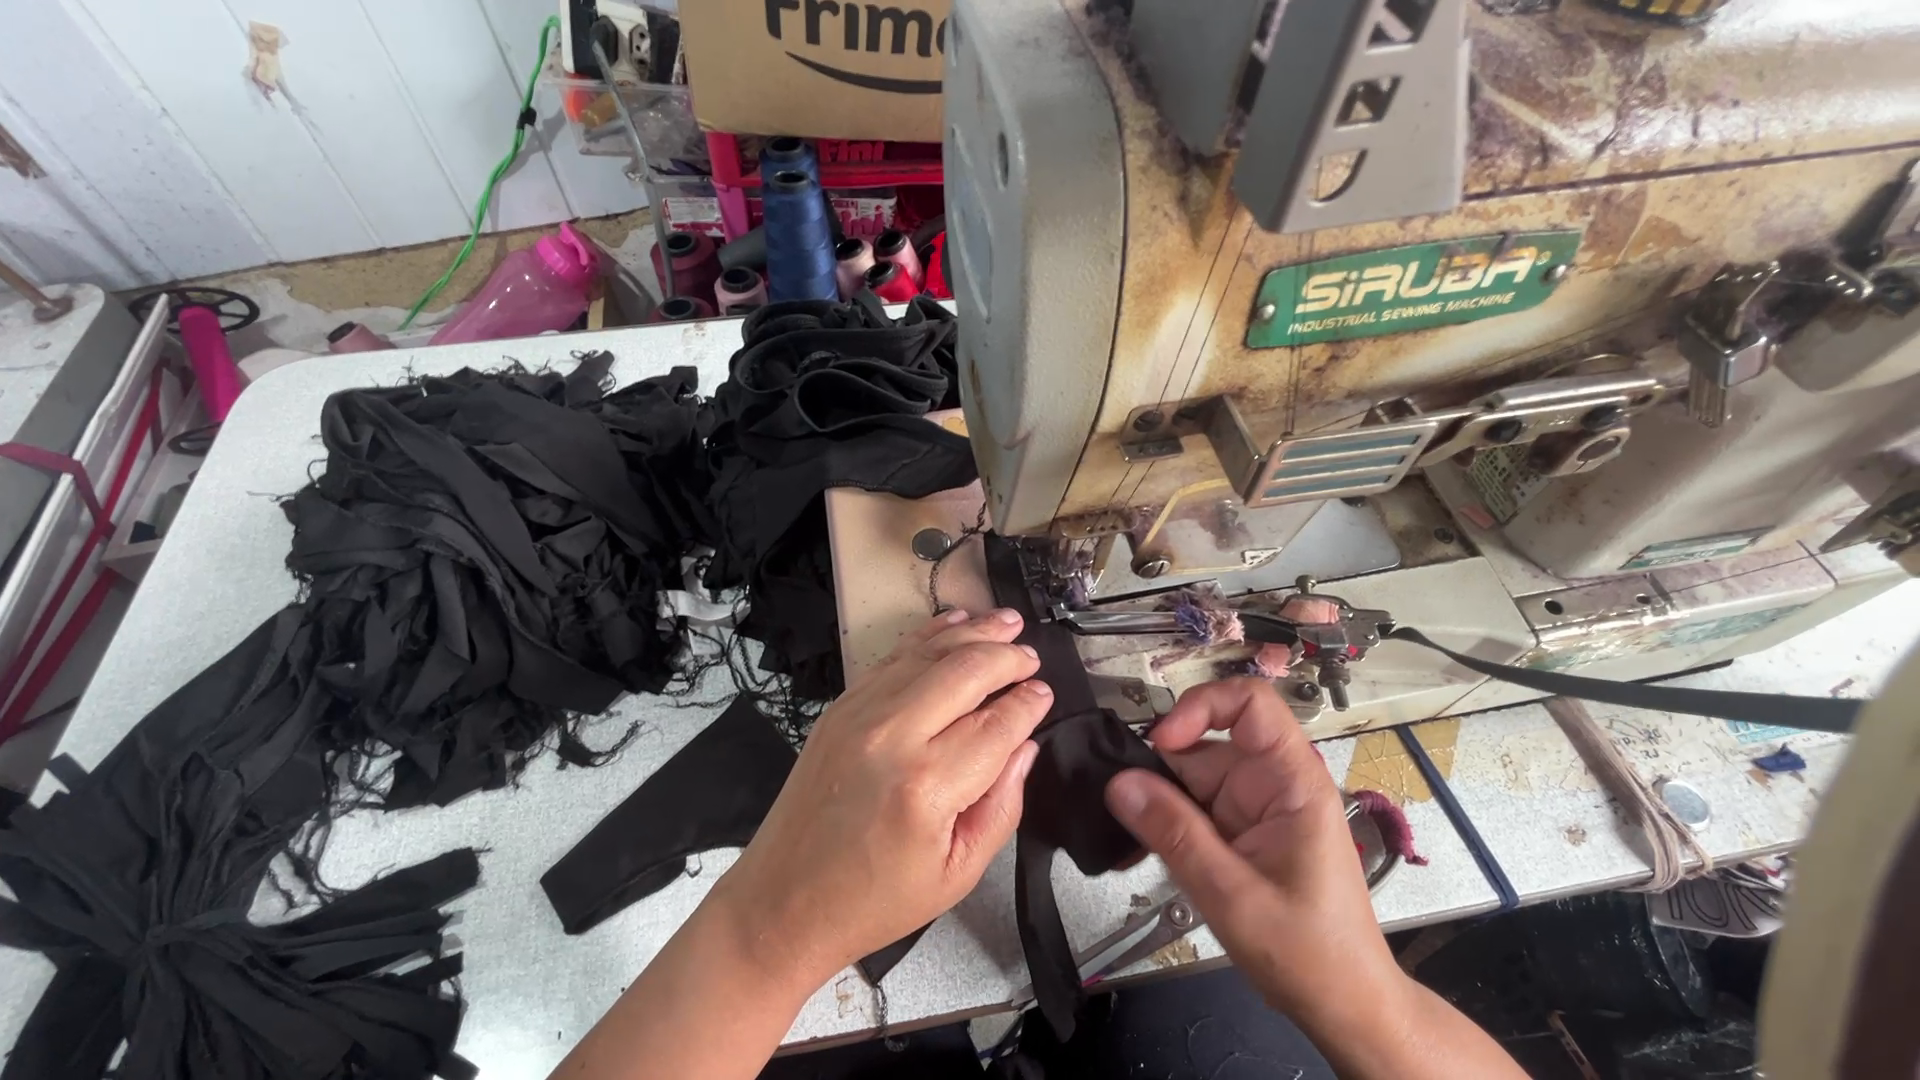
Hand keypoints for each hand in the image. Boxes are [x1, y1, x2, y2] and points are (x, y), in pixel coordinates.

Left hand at [715, 608, 1049, 985]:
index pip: (997, 724)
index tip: (1046, 693)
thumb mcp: (958, 873)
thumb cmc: (875, 899)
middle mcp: (893, 736)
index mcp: (928, 786)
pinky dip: (927, 637)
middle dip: (1007, 656)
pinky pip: (893, 657)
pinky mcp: (840, 708)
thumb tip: (1025, 746)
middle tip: (1032, 655)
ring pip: (929, 653)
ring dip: (972, 632)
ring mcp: (860, 714)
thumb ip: (1002, 805)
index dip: (1029, 703)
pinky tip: (953, 624)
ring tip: (1007, 622)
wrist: (784, 898)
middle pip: (965, 671)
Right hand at [1103, 678, 1400, 1020]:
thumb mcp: (1232, 894)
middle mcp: (1270, 783)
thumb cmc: (1308, 951)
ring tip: (1122, 841)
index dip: (1201, 707)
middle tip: (1116, 808)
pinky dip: (1162, 826)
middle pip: (1203, 745)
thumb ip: (1175, 835)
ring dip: (1154, 804)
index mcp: (1292, 781)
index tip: (1160, 743)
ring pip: (1188, 779)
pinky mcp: (1237, 832)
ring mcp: (1252, 807)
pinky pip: (1189, 810)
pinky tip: (1136, 851)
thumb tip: (1119, 783)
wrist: (1342, 1006)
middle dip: (1158, 771)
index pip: (1250, 704)